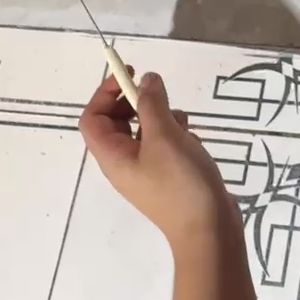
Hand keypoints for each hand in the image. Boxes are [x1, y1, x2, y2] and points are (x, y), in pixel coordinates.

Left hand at [80, 70, 234, 250]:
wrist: (207, 227)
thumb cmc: (180, 181)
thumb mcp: (165, 136)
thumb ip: (152, 104)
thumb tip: (145, 79)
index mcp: (113, 156)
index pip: (93, 118)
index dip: (106, 92)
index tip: (131, 73)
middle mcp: (124, 162)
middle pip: (116, 122)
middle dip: (135, 101)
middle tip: (159, 89)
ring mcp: (146, 170)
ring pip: (143, 130)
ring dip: (160, 116)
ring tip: (182, 120)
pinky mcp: (168, 173)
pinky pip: (163, 143)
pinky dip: (175, 132)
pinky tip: (194, 138)